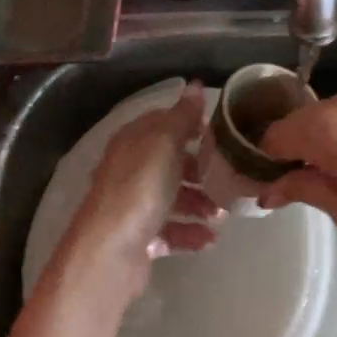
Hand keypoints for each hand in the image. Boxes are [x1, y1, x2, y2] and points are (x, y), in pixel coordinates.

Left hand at [64, 83, 221, 282]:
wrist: (110, 251)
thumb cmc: (141, 187)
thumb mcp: (165, 142)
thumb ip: (182, 116)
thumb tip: (193, 85)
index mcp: (133, 141)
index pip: (163, 124)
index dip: (190, 126)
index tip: (218, 136)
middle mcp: (130, 169)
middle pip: (170, 163)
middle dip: (200, 171)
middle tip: (226, 180)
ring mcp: (133, 205)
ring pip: (172, 198)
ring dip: (199, 205)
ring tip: (220, 217)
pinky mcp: (138, 238)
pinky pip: (170, 231)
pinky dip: (190, 233)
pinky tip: (210, 240)